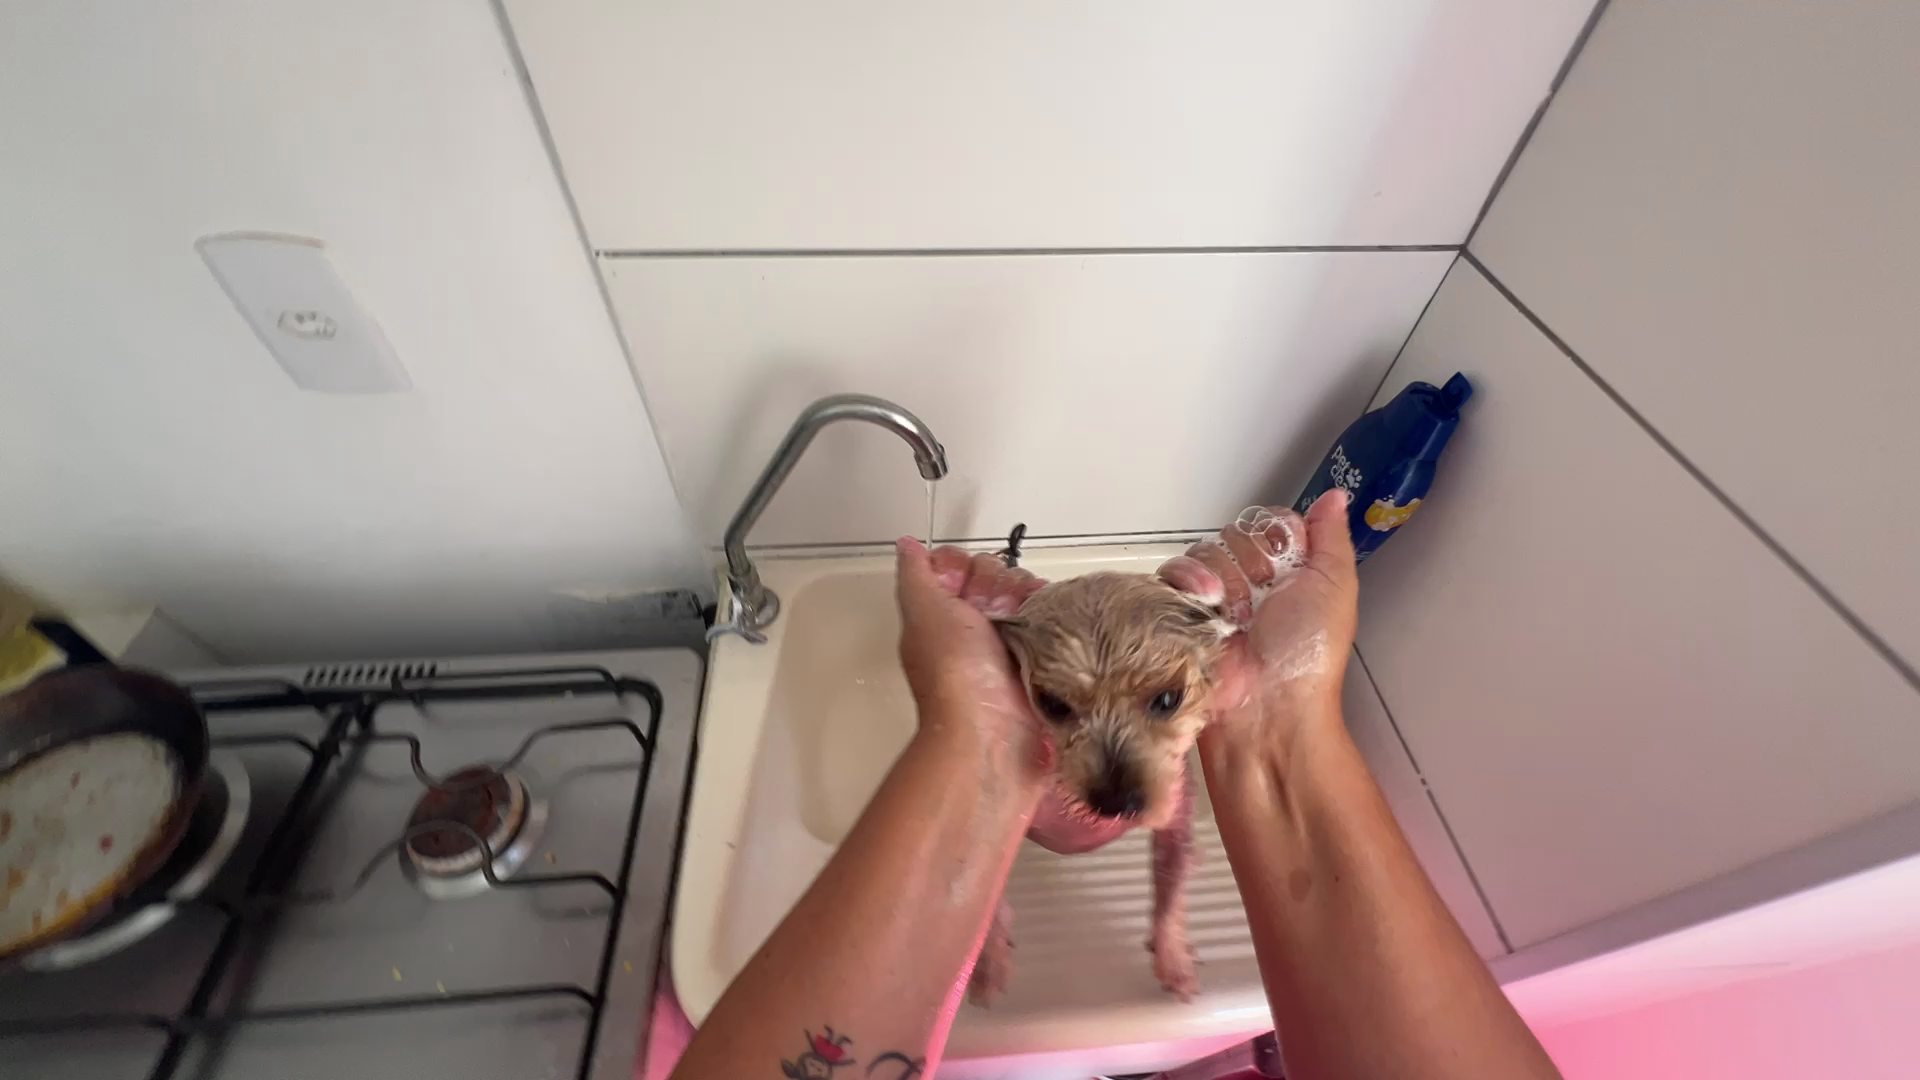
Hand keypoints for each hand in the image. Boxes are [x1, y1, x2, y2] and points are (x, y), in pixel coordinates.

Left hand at [894, 538, 1050, 779]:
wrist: (991, 733)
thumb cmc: (954, 670)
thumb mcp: (923, 611)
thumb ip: (916, 573)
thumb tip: (907, 544)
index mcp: (940, 613)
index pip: (960, 565)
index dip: (965, 567)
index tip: (965, 586)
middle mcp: (972, 626)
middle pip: (995, 575)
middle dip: (1000, 583)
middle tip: (997, 611)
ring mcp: (1007, 641)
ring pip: (1024, 592)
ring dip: (1027, 596)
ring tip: (1024, 618)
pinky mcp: (1040, 655)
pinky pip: (1049, 615)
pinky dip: (1050, 611)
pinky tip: (1048, 619)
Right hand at [1158, 490, 1358, 745]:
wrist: (1264, 707)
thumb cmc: (1306, 652)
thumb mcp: (1334, 589)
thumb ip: (1331, 540)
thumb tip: (1334, 495)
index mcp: (1284, 576)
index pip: (1267, 525)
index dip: (1272, 536)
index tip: (1283, 561)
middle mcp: (1246, 584)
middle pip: (1231, 536)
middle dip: (1245, 560)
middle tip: (1260, 596)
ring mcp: (1209, 599)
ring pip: (1201, 553)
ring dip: (1219, 575)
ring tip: (1231, 609)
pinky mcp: (1175, 612)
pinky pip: (1169, 575)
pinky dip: (1185, 582)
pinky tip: (1203, 602)